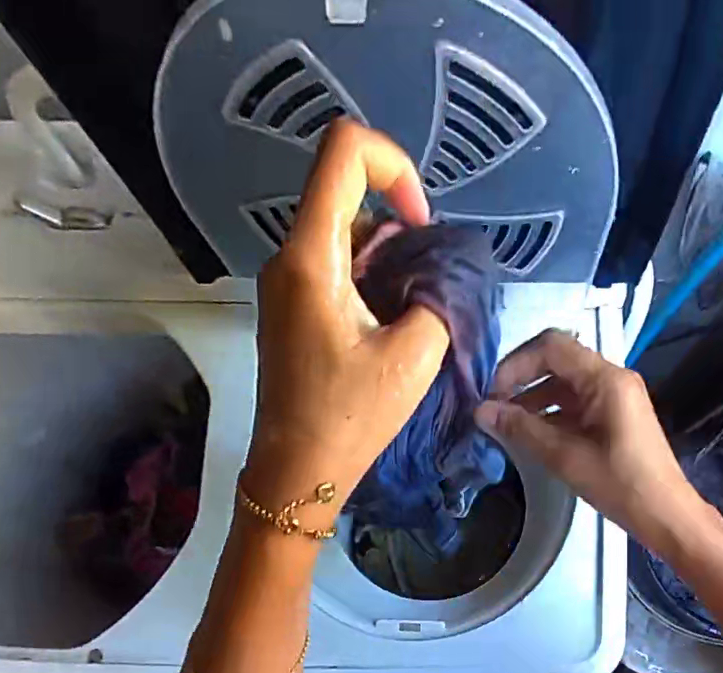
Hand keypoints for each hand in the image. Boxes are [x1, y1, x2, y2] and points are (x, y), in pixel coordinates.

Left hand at [246, 120, 450, 528]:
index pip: (344, 150)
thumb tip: (440, 273)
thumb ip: (437, 296)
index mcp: (310, 258)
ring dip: (386, 260)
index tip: (420, 223)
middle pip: (345, 195)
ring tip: (408, 316)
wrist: (297, 472)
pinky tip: (386, 327)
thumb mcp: (414, 355)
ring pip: (342, 235)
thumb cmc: (350, 418)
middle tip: (422, 288)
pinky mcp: (289, 310)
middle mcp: (287, 259)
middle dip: (397, 227)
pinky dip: (367, 280)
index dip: (395, 165)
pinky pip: (332, 268)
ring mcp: (283, 285)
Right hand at [475, 330, 722, 554]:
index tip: (493, 394)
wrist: (664, 513)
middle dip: (521, 379)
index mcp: (605, 380)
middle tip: (494, 407)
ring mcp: (613, 395)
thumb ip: (521, 429)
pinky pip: (574, 401)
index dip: (516, 364)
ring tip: (505, 423)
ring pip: (563, 382)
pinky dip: (549, 411)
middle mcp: (611, 378)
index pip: (552, 347)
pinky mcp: (613, 414)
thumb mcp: (564, 457)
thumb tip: (481, 411)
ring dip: (532, 396)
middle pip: (557, 360)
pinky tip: (530, 432)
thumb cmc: (618, 484)